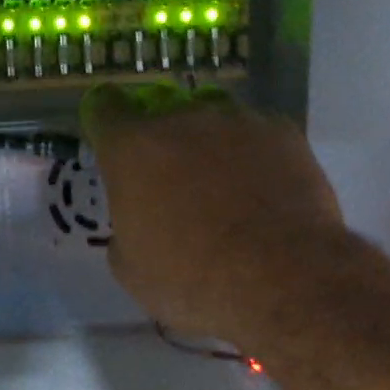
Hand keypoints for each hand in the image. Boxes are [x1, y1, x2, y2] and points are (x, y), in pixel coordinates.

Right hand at [82, 83, 347, 347]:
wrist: (283, 280)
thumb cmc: (191, 280)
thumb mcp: (131, 269)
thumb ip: (126, 228)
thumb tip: (141, 221)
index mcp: (132, 149)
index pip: (104, 108)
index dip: (106, 124)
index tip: (115, 148)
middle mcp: (181, 121)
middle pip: (164, 121)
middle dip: (165, 151)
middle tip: (178, 196)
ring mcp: (238, 122)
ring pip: (213, 128)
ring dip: (211, 153)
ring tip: (229, 199)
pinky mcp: (284, 133)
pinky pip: (257, 140)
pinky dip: (255, 161)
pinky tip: (266, 199)